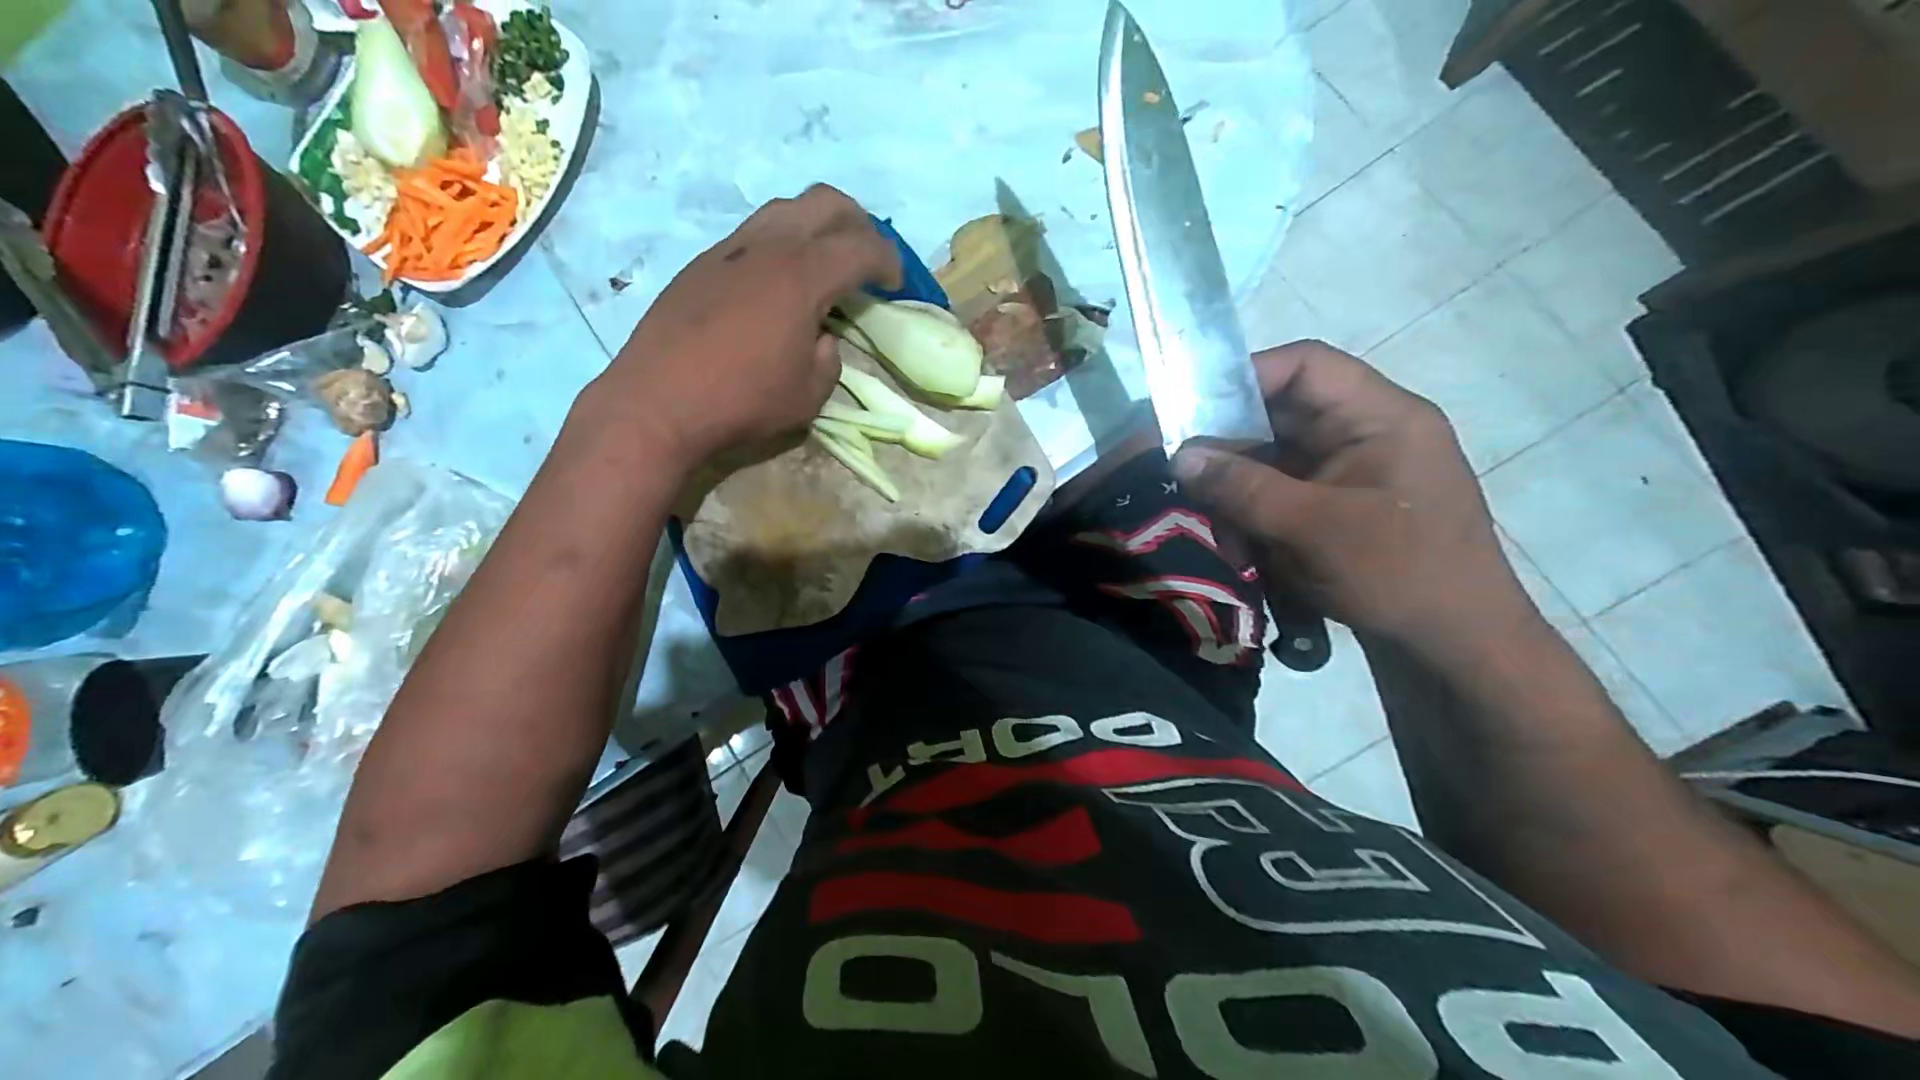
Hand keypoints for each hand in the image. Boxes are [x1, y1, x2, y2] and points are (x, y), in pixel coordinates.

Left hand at [592, 184, 902, 466]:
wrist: (657, 403)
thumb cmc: (742, 401)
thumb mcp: (809, 394)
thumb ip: (829, 358)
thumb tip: (822, 337)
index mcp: (802, 275)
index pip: (862, 247)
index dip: (889, 261)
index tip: (896, 283)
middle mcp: (768, 246)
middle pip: (826, 202)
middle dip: (858, 223)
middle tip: (867, 256)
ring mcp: (729, 249)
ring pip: (785, 208)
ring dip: (816, 225)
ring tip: (824, 261)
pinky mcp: (701, 263)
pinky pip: (753, 233)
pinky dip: (781, 244)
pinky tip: (778, 281)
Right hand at [1172, 341, 1534, 654]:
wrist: (1455, 644)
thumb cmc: (1399, 574)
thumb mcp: (1313, 529)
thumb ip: (1243, 488)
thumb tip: (1180, 456)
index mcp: (1381, 417)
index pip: (1306, 365)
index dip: (1246, 376)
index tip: (1192, 409)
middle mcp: (1365, 433)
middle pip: (1281, 414)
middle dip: (1232, 449)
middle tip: (1187, 477)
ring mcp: (1351, 470)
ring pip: (1273, 459)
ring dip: (1239, 492)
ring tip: (1221, 532)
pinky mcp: (1338, 505)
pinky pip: (1282, 493)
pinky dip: (1254, 515)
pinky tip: (1243, 548)